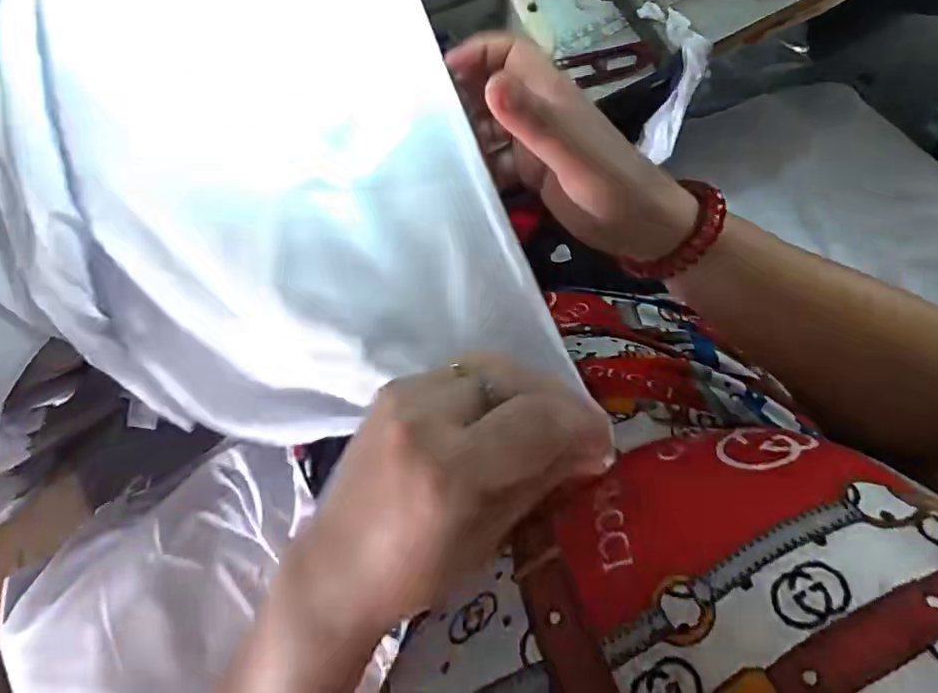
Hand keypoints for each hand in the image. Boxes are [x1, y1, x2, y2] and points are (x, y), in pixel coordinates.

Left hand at [281, 354, 613, 637]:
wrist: (334, 565)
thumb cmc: (414, 573)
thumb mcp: (489, 539)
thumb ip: (539, 480)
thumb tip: (588, 446)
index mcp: (448, 470)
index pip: (534, 421)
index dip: (581, 424)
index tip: (603, 442)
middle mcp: (422, 417)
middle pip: (511, 378)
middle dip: (557, 398)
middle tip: (580, 427)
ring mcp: (402, 394)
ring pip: (486, 366)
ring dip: (526, 387)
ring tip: (546, 416)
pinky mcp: (392, 386)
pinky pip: (458, 373)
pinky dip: (492, 386)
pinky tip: (502, 412)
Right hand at [448, 31, 698, 260]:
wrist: (645, 230)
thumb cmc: (611, 185)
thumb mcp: (570, 153)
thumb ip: (532, 120)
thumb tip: (489, 83)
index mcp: (549, 93)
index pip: (509, 51)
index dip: (477, 52)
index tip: (443, 73)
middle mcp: (538, 110)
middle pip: (491, 86)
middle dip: (461, 96)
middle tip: (428, 120)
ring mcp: (534, 141)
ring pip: (489, 124)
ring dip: (465, 134)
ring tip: (435, 153)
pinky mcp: (531, 170)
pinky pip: (494, 158)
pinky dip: (477, 165)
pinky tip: (458, 181)